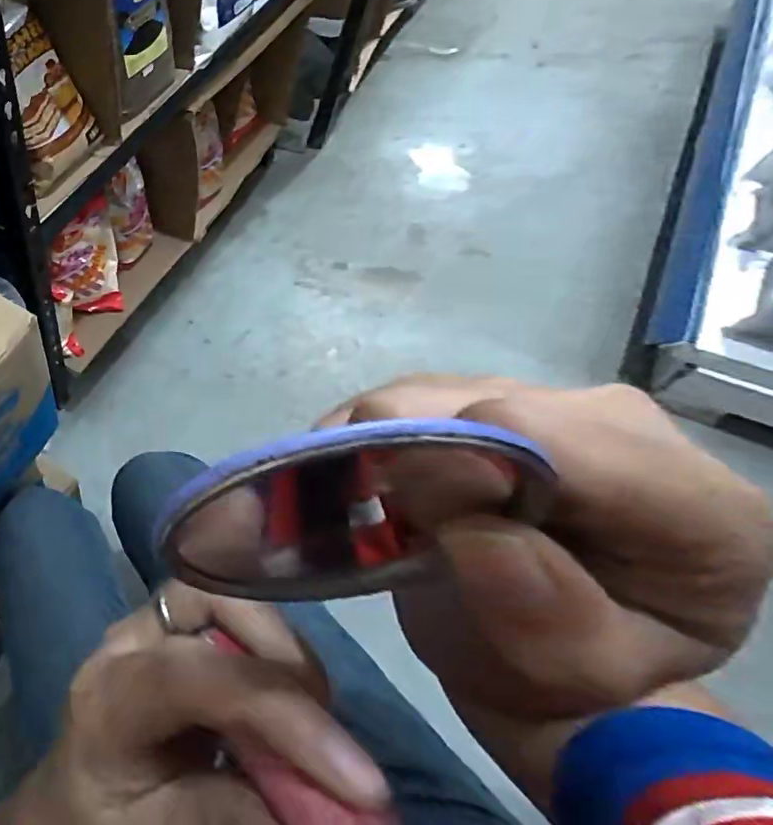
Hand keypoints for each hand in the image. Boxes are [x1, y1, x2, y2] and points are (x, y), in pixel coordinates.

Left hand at [0, 582, 390, 824]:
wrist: (76, 803)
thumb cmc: (114, 824)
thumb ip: (238, 813)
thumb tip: (339, 810)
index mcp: (107, 702)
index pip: (185, 676)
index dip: (279, 713)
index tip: (365, 785)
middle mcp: (123, 647)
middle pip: (204, 604)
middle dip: (285, 664)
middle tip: (332, 750)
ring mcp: (146, 632)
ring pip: (229, 605)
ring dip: (290, 665)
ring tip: (312, 740)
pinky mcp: (172, 634)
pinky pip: (236, 624)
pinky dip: (280, 667)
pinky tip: (291, 723)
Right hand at [323, 376, 772, 721]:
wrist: (520, 645)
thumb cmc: (551, 663)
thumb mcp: (566, 668)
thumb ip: (540, 610)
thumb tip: (475, 528)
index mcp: (692, 503)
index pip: (545, 436)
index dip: (457, 464)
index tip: (414, 519)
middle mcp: (626, 429)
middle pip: (477, 404)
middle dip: (412, 459)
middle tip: (402, 521)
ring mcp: (543, 400)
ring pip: (422, 393)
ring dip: (384, 449)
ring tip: (394, 508)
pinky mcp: (478, 392)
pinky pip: (396, 394)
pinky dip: (369, 437)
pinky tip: (380, 482)